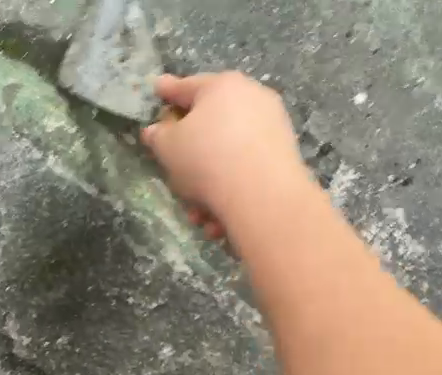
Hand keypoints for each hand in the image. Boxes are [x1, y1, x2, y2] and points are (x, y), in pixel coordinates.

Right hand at [140, 72, 314, 240]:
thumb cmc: (206, 161)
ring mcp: (271, 125)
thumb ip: (159, 136)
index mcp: (221, 86)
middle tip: (177, 179)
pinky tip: (219, 220)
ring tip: (199, 214)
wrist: (261, 194)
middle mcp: (251, 98)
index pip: (187, 87)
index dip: (168, 91)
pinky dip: (231, 193)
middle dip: (191, 159)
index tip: (158, 88)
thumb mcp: (169, 148)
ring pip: (228, 157)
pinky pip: (247, 172)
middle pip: (211, 126)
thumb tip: (157, 130)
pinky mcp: (284, 155)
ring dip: (209, 187)